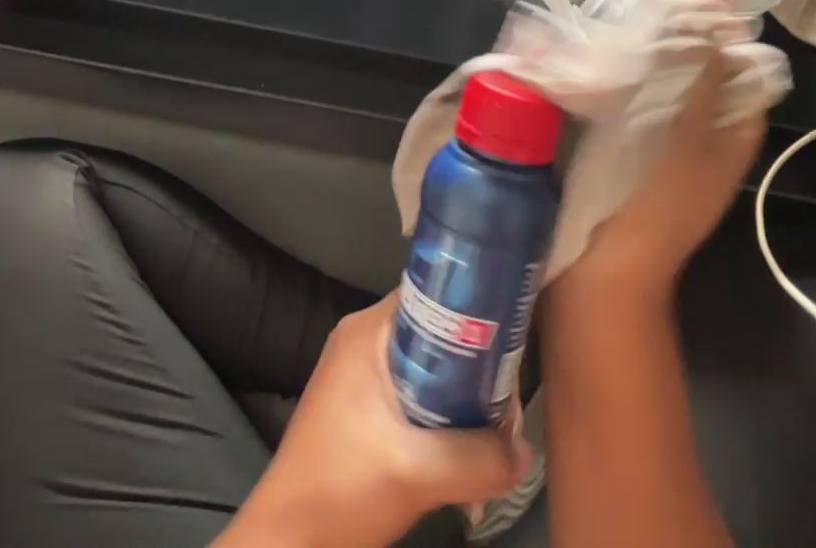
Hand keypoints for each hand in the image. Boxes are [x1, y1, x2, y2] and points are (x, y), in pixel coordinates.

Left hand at [216, 294, 532, 547]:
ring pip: (434, 364)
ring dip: (465, 395)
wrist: (289, 538)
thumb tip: (526, 450)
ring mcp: (362, 373)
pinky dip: (446, 412)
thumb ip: (478, 458)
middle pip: (439, 330)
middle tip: (508, 401)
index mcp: (368, 331)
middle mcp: (365, 340)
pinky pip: (420, 391)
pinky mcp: (365, 404)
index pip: (435, 292)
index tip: (515, 340)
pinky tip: (466, 446)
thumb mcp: (415, 472)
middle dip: (479, 364)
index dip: (479, 308)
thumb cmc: (341, 488)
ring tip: (494, 430)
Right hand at [562, 0, 767, 298]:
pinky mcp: (619, 145)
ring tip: (599, 20)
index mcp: (731, 120)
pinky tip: (578, 58)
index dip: (704, 2)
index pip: (730, 42)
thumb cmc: (649, 204)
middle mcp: (700, 123)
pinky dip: (603, 74)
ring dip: (626, 43)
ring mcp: (657, 135)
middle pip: (688, 53)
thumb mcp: (685, 132)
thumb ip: (701, 63)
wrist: (600, 274)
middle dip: (660, 18)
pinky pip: (618, 95)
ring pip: (649, 71)